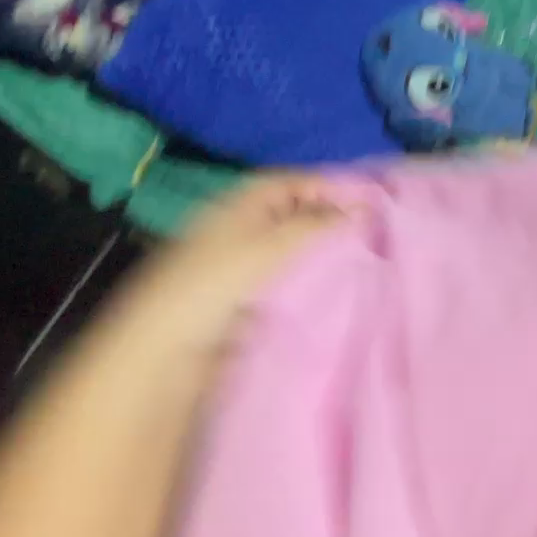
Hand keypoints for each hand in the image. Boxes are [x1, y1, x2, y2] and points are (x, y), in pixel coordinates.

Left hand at [111, 174, 352, 351]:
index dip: (329, 187)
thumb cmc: (215, 286)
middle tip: (374, 231)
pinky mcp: (244, 299)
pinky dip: (311, 279)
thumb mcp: (272, 246)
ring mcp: (240, 264)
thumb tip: (365, 207)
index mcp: (237, 205)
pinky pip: (287, 279)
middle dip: (331, 220)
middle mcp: (238, 228)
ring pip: (293, 248)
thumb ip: (321, 224)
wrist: (162, 355)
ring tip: (364, 258)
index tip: (370, 204)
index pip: (291, 181)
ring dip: (323, 251)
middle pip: (294, 213)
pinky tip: (336, 287)